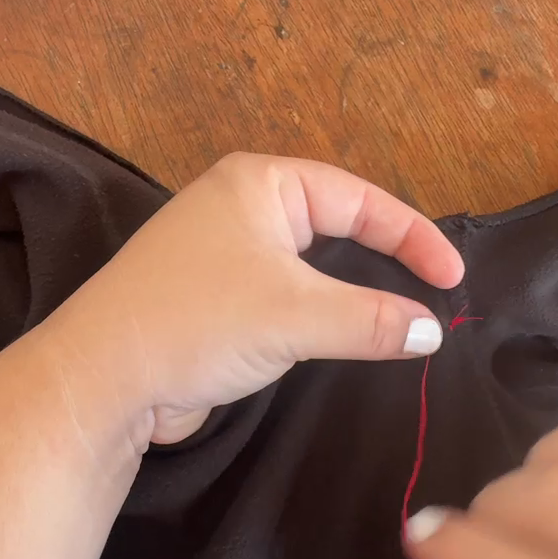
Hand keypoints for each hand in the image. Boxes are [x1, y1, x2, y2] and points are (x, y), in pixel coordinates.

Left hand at [28, 153, 464, 446]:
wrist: (104, 375)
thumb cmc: (198, 320)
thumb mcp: (293, 315)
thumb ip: (370, 319)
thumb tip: (429, 328)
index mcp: (259, 184)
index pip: (354, 197)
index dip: (409, 233)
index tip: (453, 276)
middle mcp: (242, 204)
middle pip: (333, 222)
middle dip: (382, 255)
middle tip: (433, 293)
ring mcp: (226, 247)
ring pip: (309, 261)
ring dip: (351, 287)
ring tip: (400, 315)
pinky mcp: (216, 291)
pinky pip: (285, 290)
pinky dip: (319, 308)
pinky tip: (343, 332)